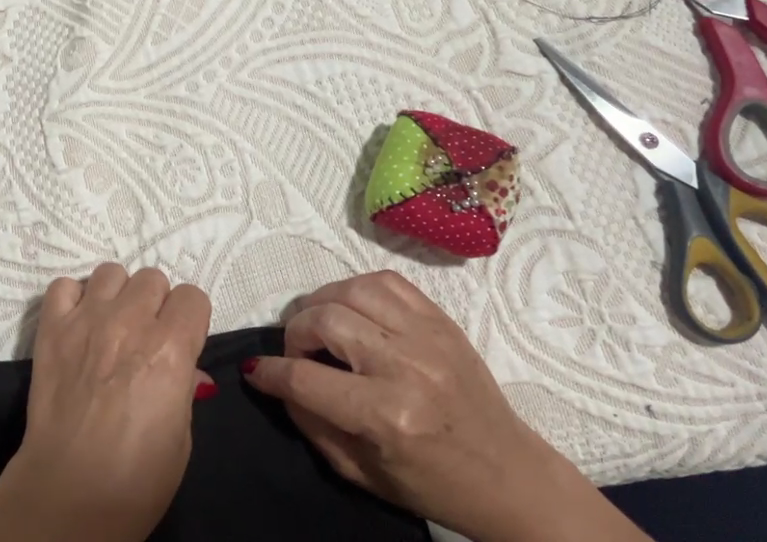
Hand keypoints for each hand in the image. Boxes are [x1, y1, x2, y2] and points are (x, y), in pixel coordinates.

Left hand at [0, 263, 212, 541]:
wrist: (70, 492)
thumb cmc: (137, 477)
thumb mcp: (182, 438)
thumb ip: (184, 389)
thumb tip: (185, 371)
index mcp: (170, 348)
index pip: (192, 296)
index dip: (190, 318)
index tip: (182, 339)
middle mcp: (130, 322)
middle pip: (152, 278)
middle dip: (155, 303)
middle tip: (145, 335)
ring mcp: (86, 320)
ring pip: (110, 272)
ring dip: (117, 294)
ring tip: (110, 325)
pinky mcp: (51, 328)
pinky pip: (63, 286)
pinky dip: (73, 298)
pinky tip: (77, 324)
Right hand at [243, 272, 649, 541]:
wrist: (510, 477)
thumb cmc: (432, 485)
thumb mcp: (359, 472)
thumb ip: (311, 423)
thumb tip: (275, 380)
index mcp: (387, 416)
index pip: (304, 376)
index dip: (270, 372)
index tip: (256, 372)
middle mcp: (406, 367)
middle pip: (324, 320)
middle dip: (295, 334)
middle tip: (296, 353)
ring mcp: (428, 337)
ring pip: (351, 290)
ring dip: (322, 304)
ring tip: (321, 326)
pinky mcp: (443, 321)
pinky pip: (387, 282)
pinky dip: (357, 289)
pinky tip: (352, 310)